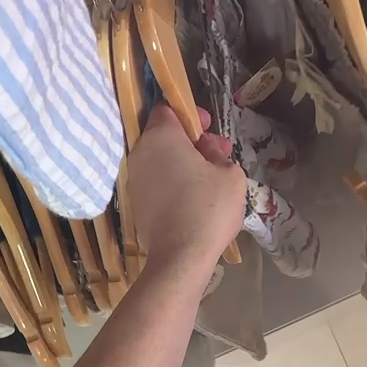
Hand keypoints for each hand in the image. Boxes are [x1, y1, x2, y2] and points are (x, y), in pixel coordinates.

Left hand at [125, 105, 245, 274]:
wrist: (181, 257)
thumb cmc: (209, 208)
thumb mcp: (231, 174)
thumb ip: (219, 153)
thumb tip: (207, 150)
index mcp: (161, 136)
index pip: (167, 110)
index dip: (189, 115)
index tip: (208, 129)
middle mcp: (140, 153)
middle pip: (164, 137)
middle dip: (189, 143)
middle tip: (215, 157)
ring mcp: (135, 181)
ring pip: (160, 163)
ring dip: (182, 166)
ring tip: (208, 183)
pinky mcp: (136, 205)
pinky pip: (157, 185)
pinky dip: (173, 186)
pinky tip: (193, 202)